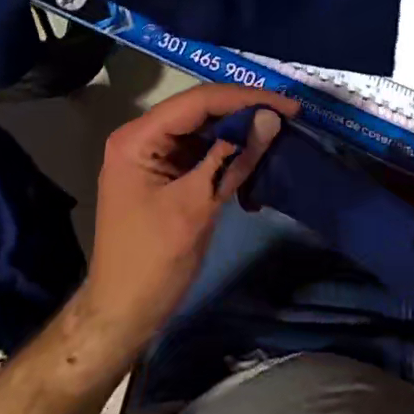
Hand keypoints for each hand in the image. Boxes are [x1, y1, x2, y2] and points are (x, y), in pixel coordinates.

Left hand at [79, 83, 297, 348]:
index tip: (289, 106)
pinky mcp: (167, 173)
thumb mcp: (196, 207)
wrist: (123, 315)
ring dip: (241, 136)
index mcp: (138, 138)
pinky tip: (255, 167)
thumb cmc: (152, 262)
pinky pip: (204, 153)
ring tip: (280, 138)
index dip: (245, 99)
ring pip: (206, 131)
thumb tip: (271, 119)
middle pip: (202, 111)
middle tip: (290, 118)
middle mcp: (143, 136)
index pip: (199, 101)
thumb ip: (233, 158)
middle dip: (246, 114)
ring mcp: (154, 155)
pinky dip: (230, 158)